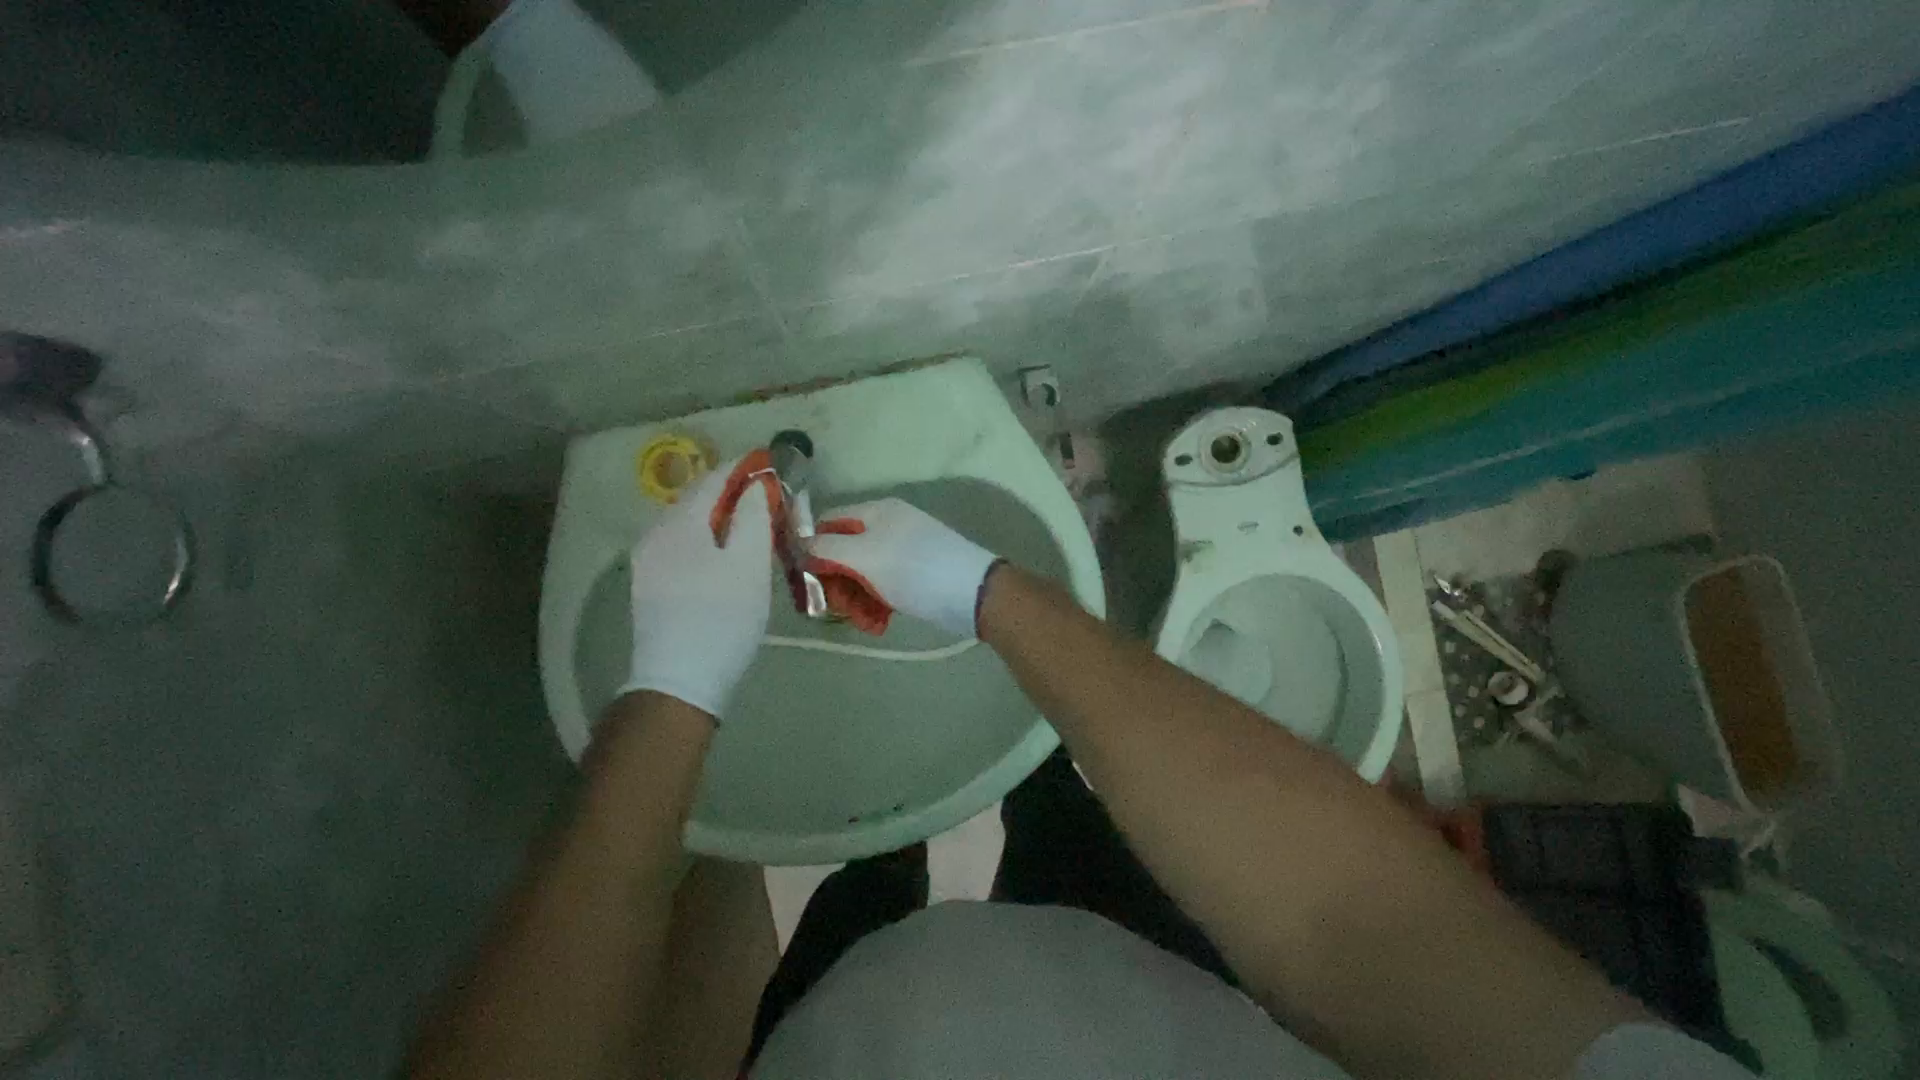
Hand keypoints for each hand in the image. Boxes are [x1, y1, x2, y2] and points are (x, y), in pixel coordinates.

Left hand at [617, 457, 772, 719]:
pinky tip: (724, 558)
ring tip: (751, 529)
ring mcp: (647, 560)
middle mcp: (655, 533)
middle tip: (768, 501)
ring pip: (688, 524)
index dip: (745, 469)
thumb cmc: (721, 618)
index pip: (715, 478)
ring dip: (719, 519)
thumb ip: (754, 516)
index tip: (773, 467)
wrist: (679, 680)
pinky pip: (680, 546)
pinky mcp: (649, 585)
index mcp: (679, 522)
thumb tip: (755, 484)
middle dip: (732, 494)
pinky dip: (706, 540)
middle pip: (697, 499)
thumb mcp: (749, 565)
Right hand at [807, 498, 997, 637]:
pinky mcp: (913, 576)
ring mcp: (901, 552)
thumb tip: (797, 545)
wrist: (974, 593)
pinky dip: (875, 604)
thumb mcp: (865, 556)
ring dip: (855, 599)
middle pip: (843, 552)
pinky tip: (879, 623)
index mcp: (875, 512)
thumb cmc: (915, 569)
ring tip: (865, 620)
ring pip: (861, 574)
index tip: (803, 581)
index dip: (811, 549)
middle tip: (836, 608)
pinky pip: (882, 586)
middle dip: (836, 582)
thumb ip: (826, 548)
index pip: (827, 523)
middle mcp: (886, 527)